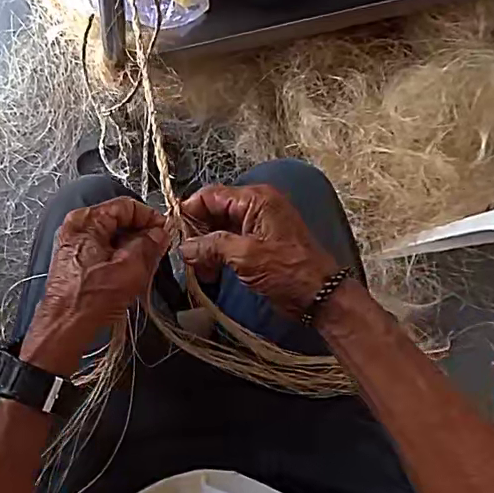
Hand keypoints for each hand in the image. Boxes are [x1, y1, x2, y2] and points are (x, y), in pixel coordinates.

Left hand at [23, 198, 169, 374]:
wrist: (64, 328)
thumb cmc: (87, 301)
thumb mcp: (131, 269)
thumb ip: (149, 244)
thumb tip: (160, 233)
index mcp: (86, 221)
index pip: (126, 205)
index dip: (150, 217)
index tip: (164, 231)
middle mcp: (76, 229)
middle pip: (119, 221)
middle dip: (141, 236)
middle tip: (157, 252)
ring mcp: (74, 246)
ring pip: (113, 238)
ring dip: (132, 250)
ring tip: (142, 269)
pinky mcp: (76, 263)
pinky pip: (104, 252)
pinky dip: (119, 260)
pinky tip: (127, 277)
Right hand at [179, 184, 341, 318]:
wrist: (319, 297)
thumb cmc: (289, 271)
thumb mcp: (245, 256)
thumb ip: (210, 246)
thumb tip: (184, 247)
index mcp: (255, 199)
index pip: (208, 195)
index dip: (188, 212)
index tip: (175, 234)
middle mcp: (255, 207)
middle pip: (211, 212)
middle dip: (196, 235)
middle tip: (188, 258)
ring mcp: (256, 226)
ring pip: (216, 230)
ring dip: (204, 250)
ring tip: (201, 271)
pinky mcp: (256, 245)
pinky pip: (227, 244)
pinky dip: (215, 257)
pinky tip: (210, 273)